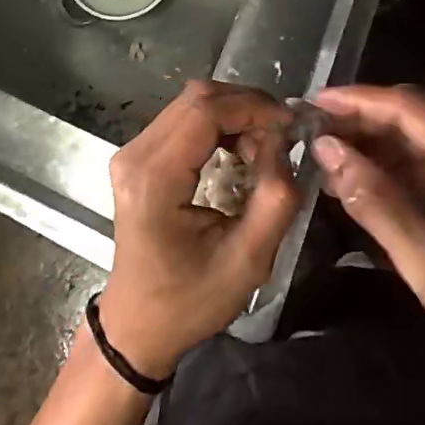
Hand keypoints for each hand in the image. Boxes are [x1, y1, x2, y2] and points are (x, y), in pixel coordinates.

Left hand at [97, 81, 299, 377]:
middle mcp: (136, 155)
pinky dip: (220, 124)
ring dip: (236, 115)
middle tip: (281, 137)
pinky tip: (240, 151)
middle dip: (248, 107)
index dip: (254, 108)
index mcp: (154, 178)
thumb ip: (276, 196)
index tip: (291, 126)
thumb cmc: (189, 300)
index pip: (206, 110)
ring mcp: (132, 153)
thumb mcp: (248, 259)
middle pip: (198, 97)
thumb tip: (285, 141)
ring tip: (263, 147)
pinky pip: (185, 119)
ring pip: (193, 103)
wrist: (137, 327)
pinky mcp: (139, 157)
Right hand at [311, 85, 424, 406]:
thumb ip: (377, 203)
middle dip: (370, 118)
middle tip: (318, 130)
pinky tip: (383, 171)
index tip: (314, 101)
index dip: (360, 101)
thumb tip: (326, 150)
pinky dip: (420, 159)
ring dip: (392, 139)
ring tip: (339, 151)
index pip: (417, 108)